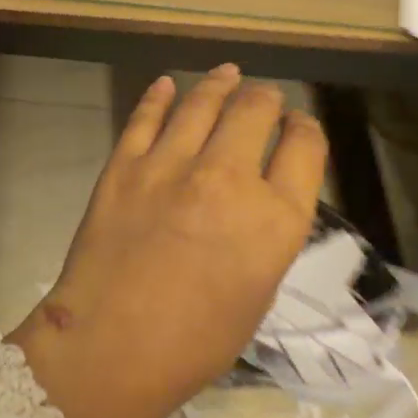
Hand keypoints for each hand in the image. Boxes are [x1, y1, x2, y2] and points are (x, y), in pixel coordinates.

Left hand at [7, 67, 326, 417]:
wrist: (112, 343)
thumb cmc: (196, 340)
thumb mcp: (258, 291)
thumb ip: (265, 235)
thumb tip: (259, 200)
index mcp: (277, 219)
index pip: (305, 148)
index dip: (304, 129)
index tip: (297, 126)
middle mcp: (228, 178)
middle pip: (255, 112)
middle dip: (265, 99)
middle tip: (262, 97)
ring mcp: (170, 165)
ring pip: (201, 103)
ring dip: (218, 84)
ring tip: (227, 74)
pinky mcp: (122, 165)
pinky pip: (145, 117)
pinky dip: (159, 96)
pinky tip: (167, 84)